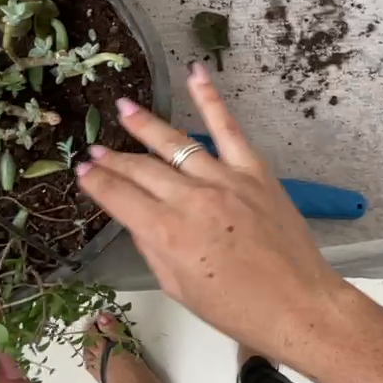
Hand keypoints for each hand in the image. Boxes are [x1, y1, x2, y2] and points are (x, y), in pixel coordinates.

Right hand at [74, 63, 369, 366]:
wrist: (299, 306)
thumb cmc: (237, 309)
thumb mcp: (179, 288)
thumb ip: (152, 249)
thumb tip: (137, 218)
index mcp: (168, 235)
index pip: (120, 198)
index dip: (97, 183)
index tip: (83, 171)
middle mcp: (191, 201)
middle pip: (142, 170)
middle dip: (114, 159)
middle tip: (95, 149)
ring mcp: (225, 180)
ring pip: (176, 144)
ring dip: (145, 125)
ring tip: (124, 108)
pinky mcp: (254, 171)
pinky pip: (228, 129)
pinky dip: (211, 99)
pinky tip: (195, 74)